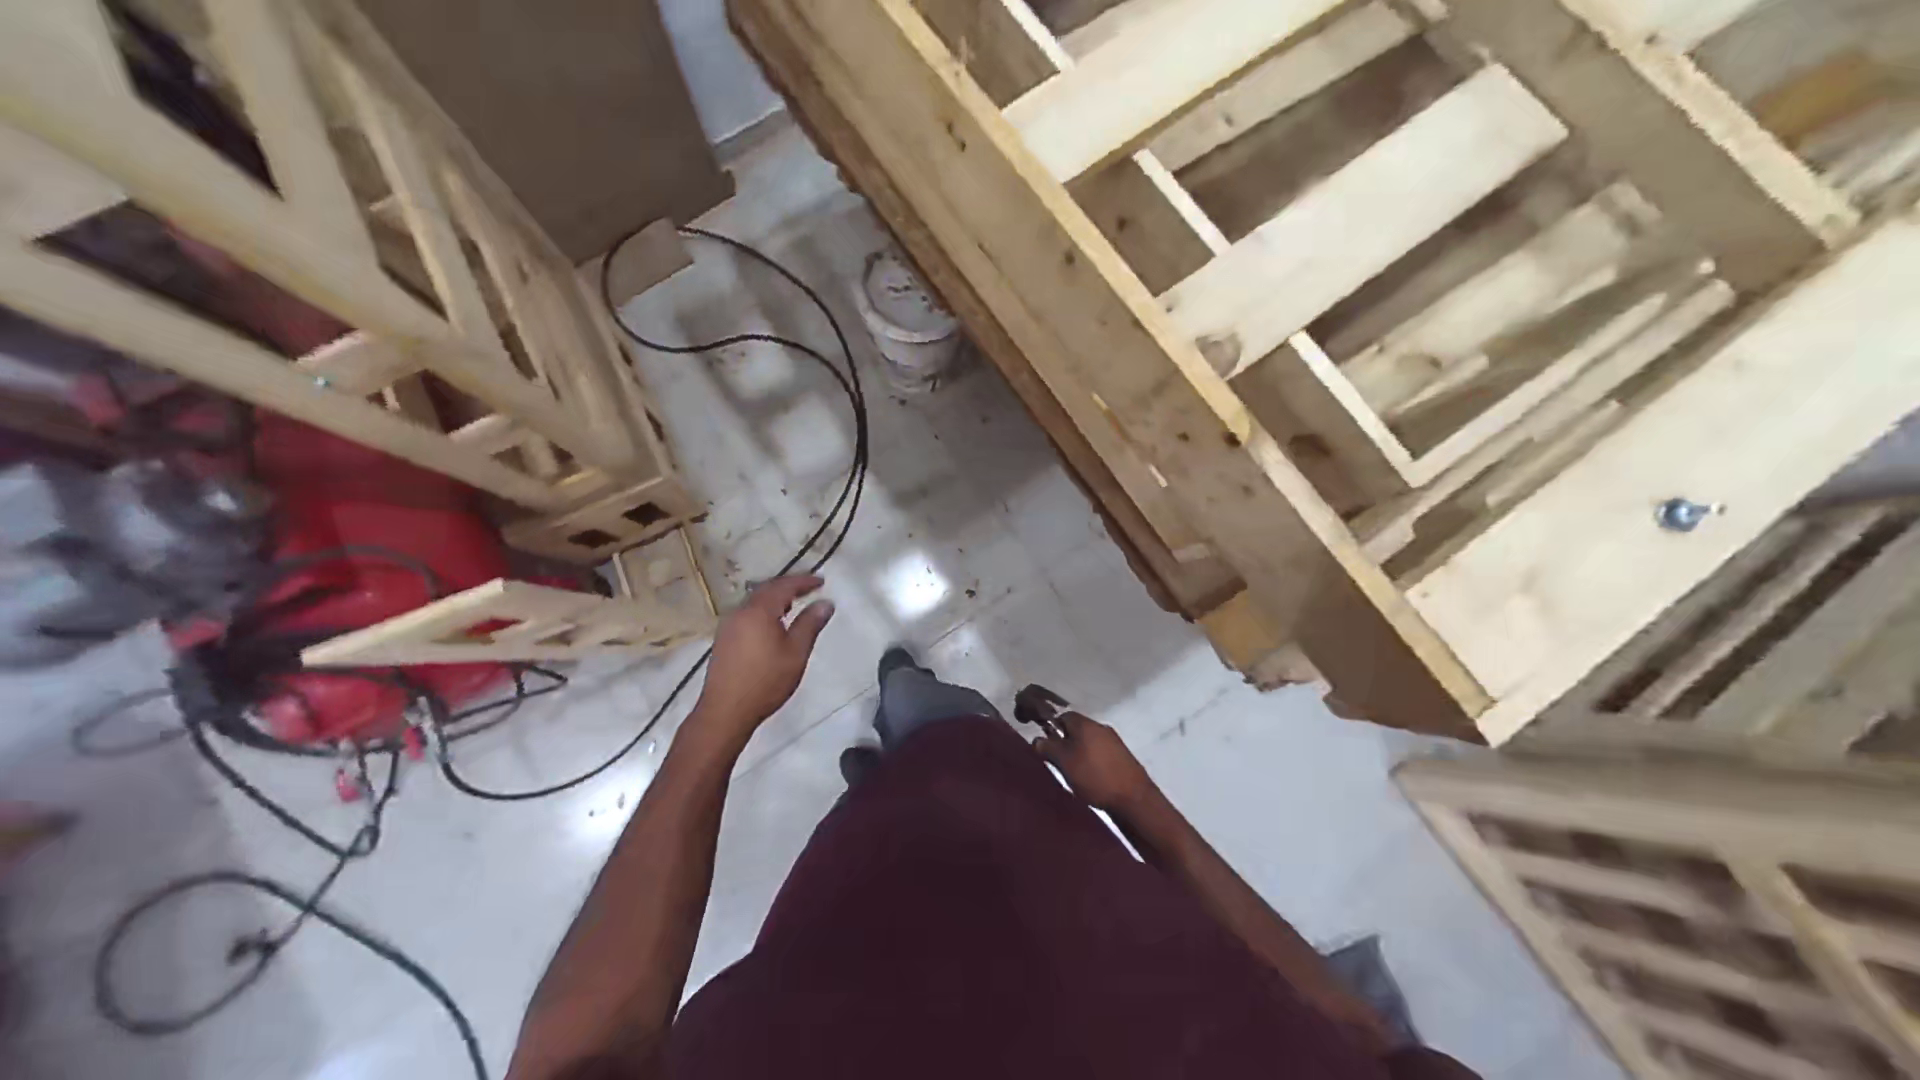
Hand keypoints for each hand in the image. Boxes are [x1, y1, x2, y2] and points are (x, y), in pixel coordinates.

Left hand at [690, 576, 834, 748]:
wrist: (726, 711)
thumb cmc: (766, 681)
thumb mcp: (796, 652)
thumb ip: (810, 624)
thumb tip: (825, 602)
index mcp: (758, 611)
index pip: (783, 586)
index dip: (803, 581)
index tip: (821, 581)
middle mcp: (740, 612)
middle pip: (766, 590)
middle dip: (788, 586)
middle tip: (809, 588)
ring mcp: (728, 626)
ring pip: (754, 602)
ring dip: (775, 598)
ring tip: (793, 603)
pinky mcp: (724, 640)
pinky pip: (747, 614)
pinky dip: (764, 610)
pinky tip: (772, 624)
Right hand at [1032, 712, 1155, 814]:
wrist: (1133, 799)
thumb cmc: (1094, 776)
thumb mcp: (1064, 762)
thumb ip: (1048, 747)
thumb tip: (1037, 739)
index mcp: (1085, 723)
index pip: (1062, 716)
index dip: (1051, 728)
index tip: (1046, 746)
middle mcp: (1101, 727)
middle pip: (1076, 729)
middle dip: (1065, 743)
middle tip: (1057, 762)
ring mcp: (1114, 742)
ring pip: (1088, 742)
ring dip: (1079, 753)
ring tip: (1073, 773)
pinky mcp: (1123, 757)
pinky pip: (1100, 753)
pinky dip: (1092, 762)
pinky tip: (1091, 778)